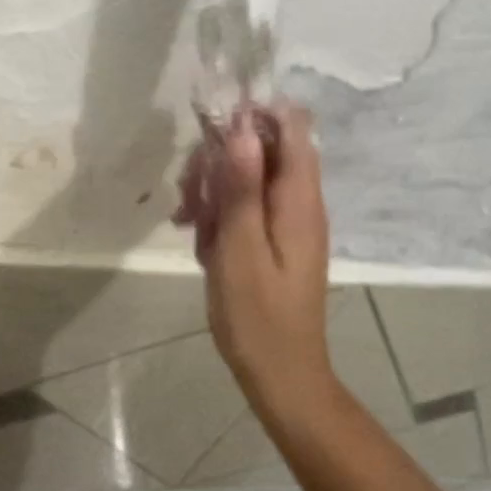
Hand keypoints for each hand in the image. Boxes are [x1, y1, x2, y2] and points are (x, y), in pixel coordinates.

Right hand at [199, 102, 336, 410]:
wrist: (281, 375)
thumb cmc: (258, 319)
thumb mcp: (240, 251)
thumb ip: (242, 189)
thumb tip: (244, 128)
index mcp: (299, 199)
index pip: (290, 125)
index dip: (250, 115)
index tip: (208, 132)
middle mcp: (301, 203)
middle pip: (264, 149)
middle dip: (220, 161)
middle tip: (189, 196)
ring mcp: (290, 224)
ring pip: (250, 180)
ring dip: (215, 193)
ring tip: (191, 228)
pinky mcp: (277, 244)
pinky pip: (249, 211)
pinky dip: (223, 219)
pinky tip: (203, 247)